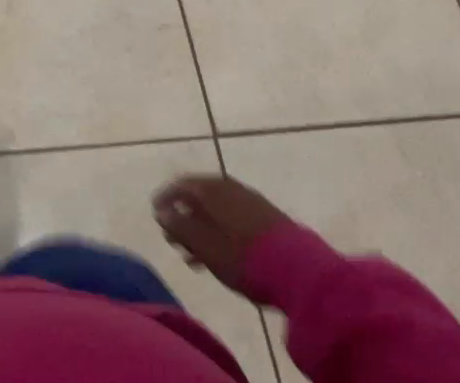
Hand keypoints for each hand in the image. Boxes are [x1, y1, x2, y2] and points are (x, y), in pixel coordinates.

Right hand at [152, 175, 289, 298]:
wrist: (304, 274)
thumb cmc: (243, 258)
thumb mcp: (204, 245)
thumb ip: (179, 226)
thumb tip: (162, 211)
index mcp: (212, 189)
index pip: (179, 185)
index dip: (164, 199)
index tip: (155, 216)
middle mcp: (231, 188)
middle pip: (199, 197)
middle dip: (183, 216)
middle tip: (174, 239)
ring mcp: (253, 202)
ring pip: (217, 210)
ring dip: (202, 228)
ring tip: (195, 254)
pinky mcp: (269, 218)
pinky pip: (234, 219)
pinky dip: (221, 231)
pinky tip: (221, 253)